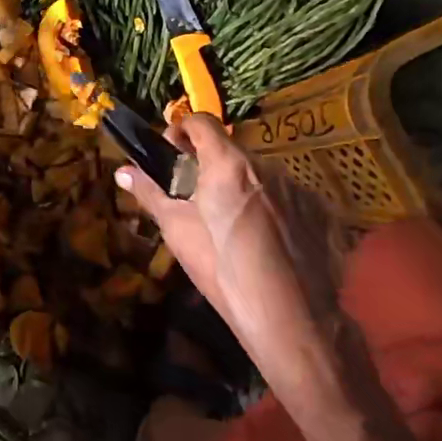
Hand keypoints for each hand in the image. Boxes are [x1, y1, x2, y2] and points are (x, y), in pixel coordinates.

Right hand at [117, 115, 344, 392]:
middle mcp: (266, 165)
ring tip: (233, 227)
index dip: (182, 129)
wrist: (290, 318)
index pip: (202, 121)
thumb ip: (150, 194)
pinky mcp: (319, 211)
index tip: (171, 151)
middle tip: (196, 198)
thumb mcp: (178, 231)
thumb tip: (122, 171)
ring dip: (242, 188)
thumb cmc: (222, 269)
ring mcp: (297, 187)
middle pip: (231, 152)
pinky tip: (266, 243)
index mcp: (228, 164)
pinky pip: (286, 198)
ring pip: (260, 176)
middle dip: (211, 166)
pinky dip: (271, 209)